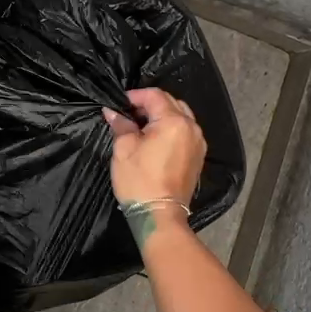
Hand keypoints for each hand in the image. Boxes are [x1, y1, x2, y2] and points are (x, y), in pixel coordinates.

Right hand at [103, 87, 206, 210]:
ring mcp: (198, 142)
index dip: (135, 96)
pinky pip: (185, 131)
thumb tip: (112, 112)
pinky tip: (155, 139)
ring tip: (141, 126)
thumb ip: (121, 125)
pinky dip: (171, 128)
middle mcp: (191, 127)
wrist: (160, 215)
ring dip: (161, 115)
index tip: (119, 104)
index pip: (155, 95)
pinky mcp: (198, 156)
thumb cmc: (139, 181)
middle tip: (129, 114)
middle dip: (149, 104)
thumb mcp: (124, 150)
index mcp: (174, 122)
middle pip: (171, 102)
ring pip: (180, 116)